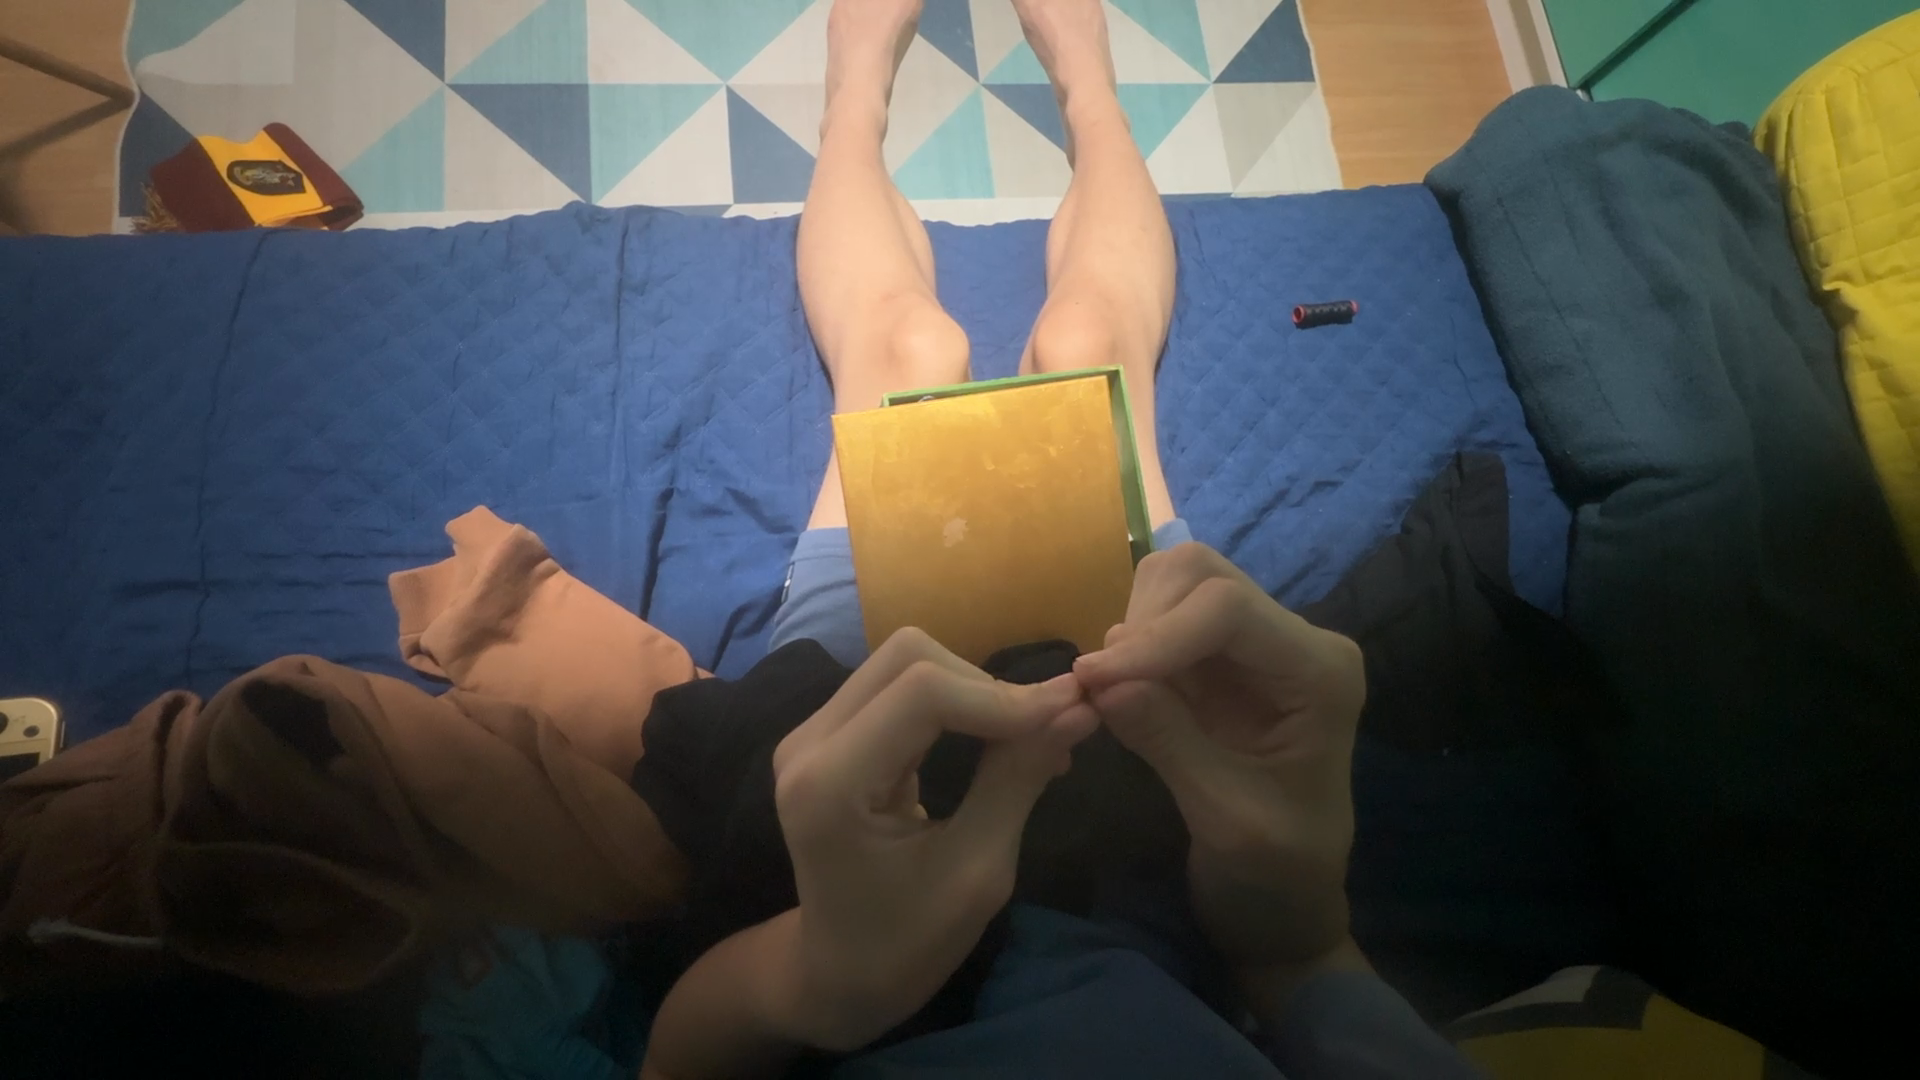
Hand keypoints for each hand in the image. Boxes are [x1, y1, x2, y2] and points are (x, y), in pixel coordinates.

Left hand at [769, 628, 1096, 1051]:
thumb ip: (1019, 778)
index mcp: (829, 784)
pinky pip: (900, 685)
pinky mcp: (828, 730)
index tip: (1071, 714)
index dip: (1003, 696)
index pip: (923, 693)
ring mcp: (811, 731)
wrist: (835, 974)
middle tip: (1044, 732)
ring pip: (906, 661)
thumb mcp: (977, 873)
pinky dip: (956, 700)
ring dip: (975, 690)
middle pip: (910, 656)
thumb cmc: (904, 946)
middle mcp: (808, 741)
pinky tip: (992, 734)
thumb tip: (1077, 709)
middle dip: (987, 687)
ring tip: (1026, 737)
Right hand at [1073, 543, 1364, 970]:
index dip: (1155, 635)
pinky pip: (1156, 614)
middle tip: (1103, 683)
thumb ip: (1169, 743)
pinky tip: (1119, 688)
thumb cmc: (1273, 870)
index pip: (1227, 608)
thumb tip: (1099, 681)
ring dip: (1131, 627)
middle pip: (1198, 573)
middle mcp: (1289, 637)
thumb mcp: (1226, 819)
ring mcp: (1249, 640)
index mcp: (1317, 672)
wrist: (1282, 893)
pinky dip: (1125, 641)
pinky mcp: (1212, 653)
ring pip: (1173, 581)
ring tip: (1113, 688)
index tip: (1094, 679)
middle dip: (1141, 621)